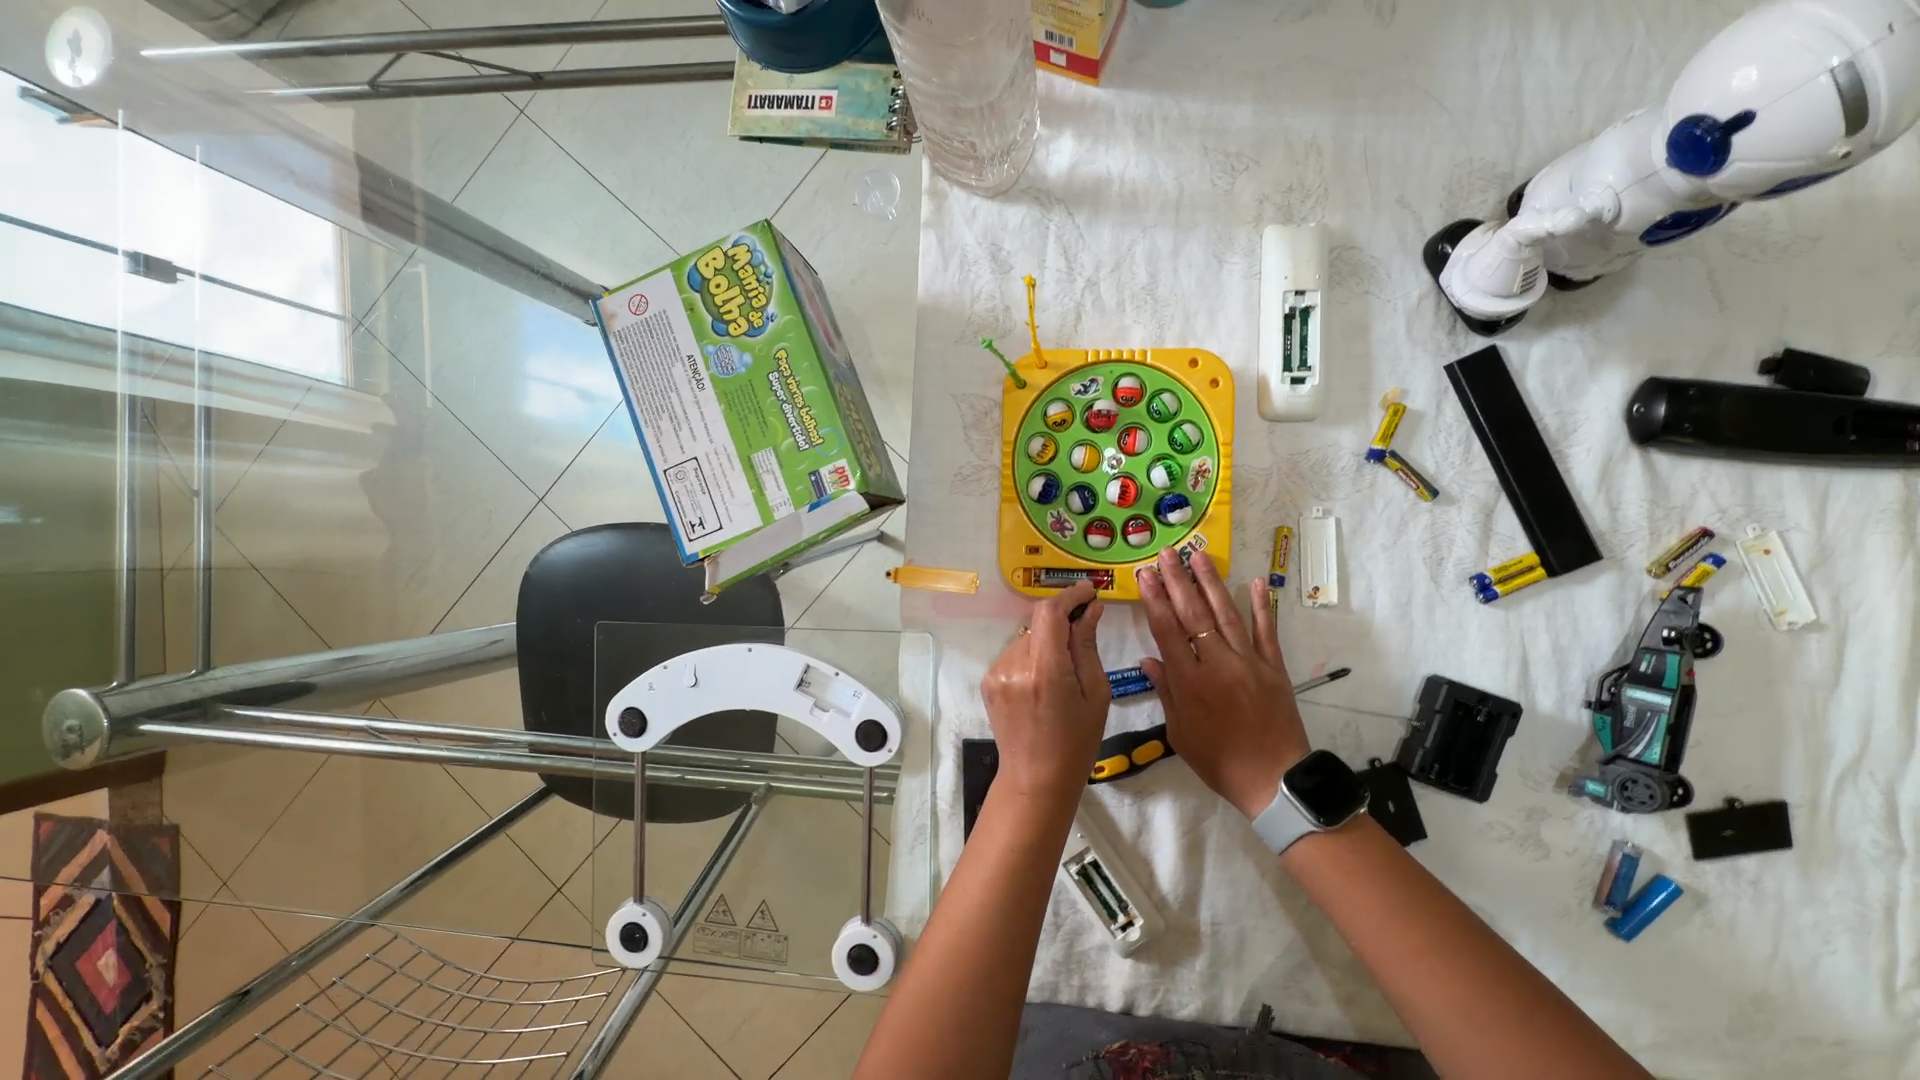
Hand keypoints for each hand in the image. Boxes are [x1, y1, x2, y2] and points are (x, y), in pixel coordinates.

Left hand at [981, 581, 1109, 801]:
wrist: (1036, 778)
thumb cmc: (1077, 741)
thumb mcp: (1096, 694)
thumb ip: (1088, 646)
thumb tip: (1091, 609)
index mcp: (1046, 671)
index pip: (1050, 612)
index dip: (1070, 595)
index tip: (1090, 591)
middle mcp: (1014, 666)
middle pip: (1039, 623)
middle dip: (1062, 620)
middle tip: (1085, 630)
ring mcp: (996, 673)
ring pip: (1027, 638)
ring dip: (1047, 641)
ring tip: (1064, 670)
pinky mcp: (988, 680)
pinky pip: (1015, 654)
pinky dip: (1032, 657)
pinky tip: (1044, 683)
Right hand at [1137, 548, 1308, 818]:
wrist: (1274, 780)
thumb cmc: (1219, 762)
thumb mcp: (1180, 733)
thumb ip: (1166, 692)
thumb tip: (1148, 659)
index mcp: (1190, 682)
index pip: (1167, 630)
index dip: (1155, 600)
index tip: (1145, 574)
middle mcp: (1217, 663)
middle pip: (1193, 614)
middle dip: (1178, 581)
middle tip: (1167, 553)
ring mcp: (1249, 662)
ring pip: (1227, 614)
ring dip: (1212, 583)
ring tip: (1199, 556)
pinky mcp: (1274, 667)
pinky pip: (1267, 631)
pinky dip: (1262, 606)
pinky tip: (1255, 582)